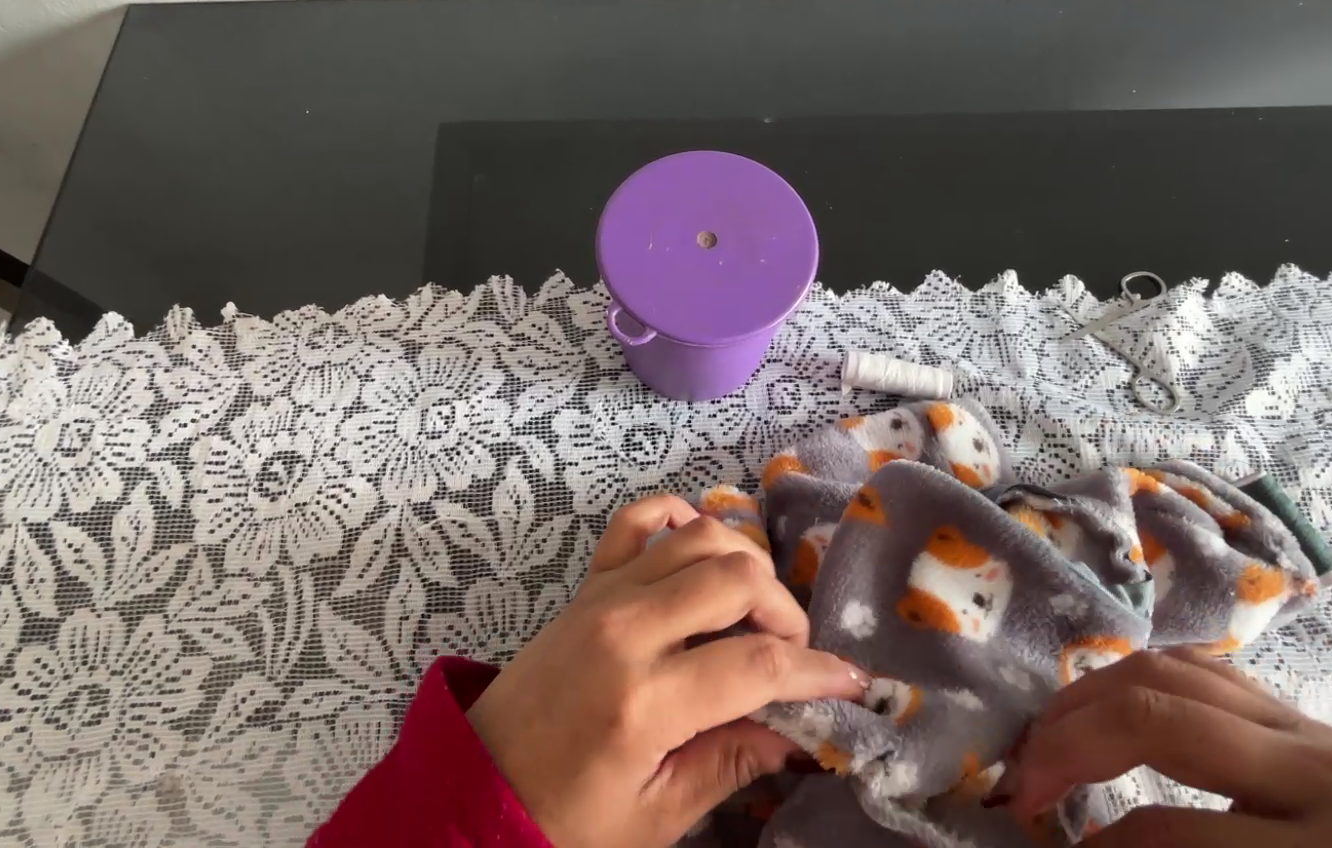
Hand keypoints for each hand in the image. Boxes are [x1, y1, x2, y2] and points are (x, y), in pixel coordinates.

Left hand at [466, 494, 868, 847]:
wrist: (480, 781)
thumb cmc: (566, 815)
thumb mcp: (655, 815)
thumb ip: (730, 763)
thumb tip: (796, 732)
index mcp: (645, 700)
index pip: (756, 664)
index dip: (816, 672)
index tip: (851, 682)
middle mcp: (627, 629)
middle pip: (735, 578)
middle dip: (784, 611)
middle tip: (792, 652)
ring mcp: (604, 595)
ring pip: (698, 537)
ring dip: (743, 563)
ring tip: (754, 610)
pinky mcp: (588, 583)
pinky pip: (636, 520)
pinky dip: (677, 516)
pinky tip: (700, 544)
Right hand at [990, 647, 1331, 846]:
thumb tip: (1084, 847)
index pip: (1174, 832)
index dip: (1100, 846)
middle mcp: (1328, 770)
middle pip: (1159, 716)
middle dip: (1068, 745)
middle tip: (1020, 780)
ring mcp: (1314, 728)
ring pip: (1166, 671)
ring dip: (1085, 699)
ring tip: (1044, 737)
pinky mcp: (1299, 714)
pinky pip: (1195, 669)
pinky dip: (1131, 681)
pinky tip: (1099, 709)